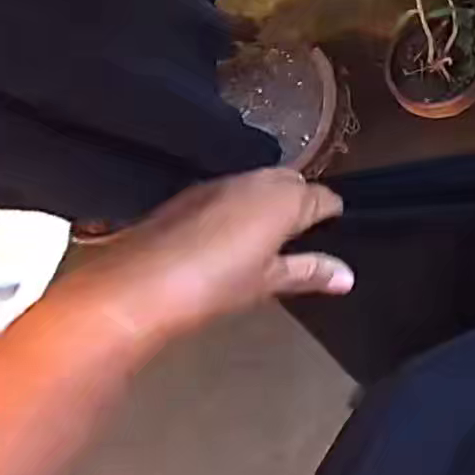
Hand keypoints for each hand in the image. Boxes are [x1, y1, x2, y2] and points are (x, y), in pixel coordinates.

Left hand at [50, 168, 351, 345]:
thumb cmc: (208, 287)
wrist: (127, 294)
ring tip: (254, 244)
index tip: (325, 236)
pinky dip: (233, 209)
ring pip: (261, 185)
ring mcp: (223, 184)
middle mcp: (261, 180)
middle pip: (296, 184)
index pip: (327, 198)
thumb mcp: (268, 282)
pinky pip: (228, 193)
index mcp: (289, 198)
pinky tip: (218, 241)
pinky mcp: (190, 194)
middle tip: (290, 243)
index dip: (329, 218)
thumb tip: (346, 277)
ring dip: (265, 205)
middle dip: (298, 206)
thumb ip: (312, 272)